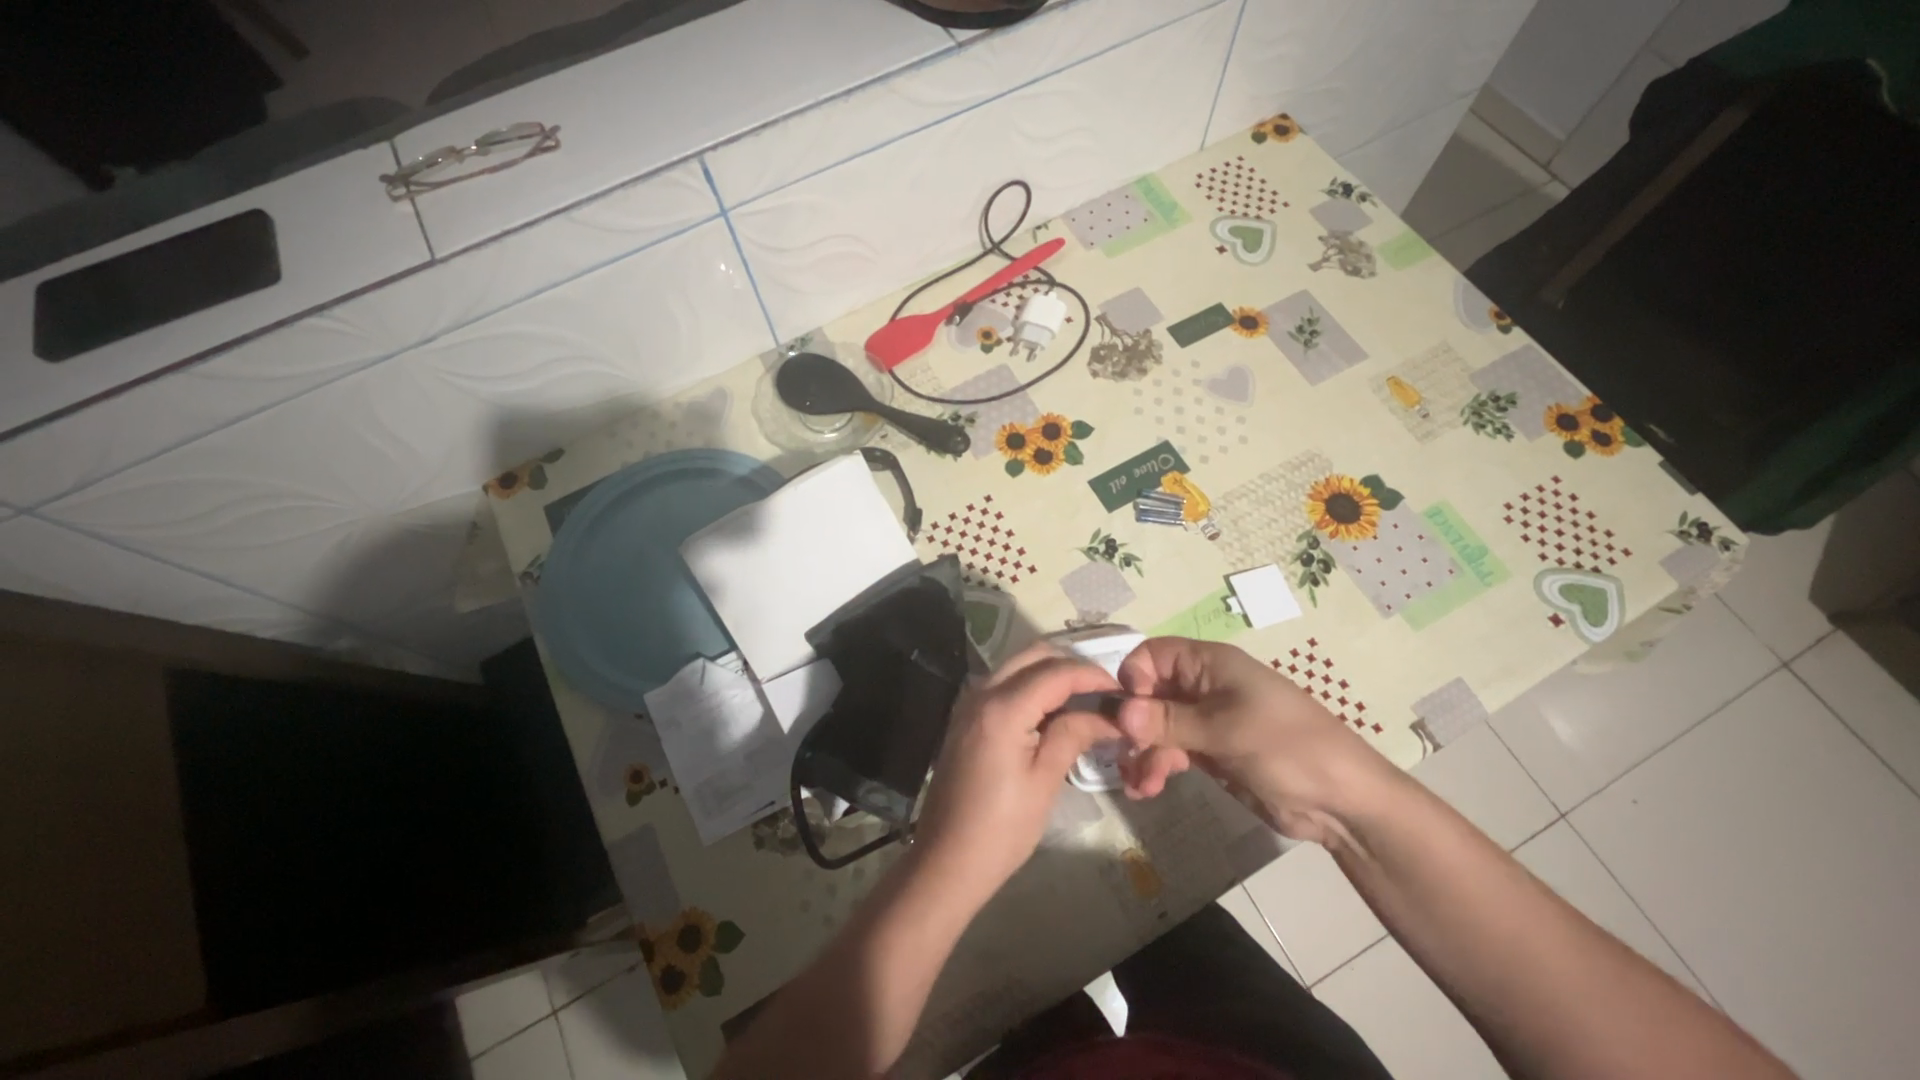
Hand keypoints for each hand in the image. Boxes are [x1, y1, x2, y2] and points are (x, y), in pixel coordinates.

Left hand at [912, 644, 1121, 902]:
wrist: (946, 861)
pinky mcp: (965, 720)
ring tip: (1086, 700)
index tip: (1123, 689)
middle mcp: (981, 694)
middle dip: (1071, 665)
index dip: (1093, 675)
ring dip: (1051, 674)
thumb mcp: (1044, 781)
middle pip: (1033, 656)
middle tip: (1104, 691)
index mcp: (1002, 708)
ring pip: (1016, 667)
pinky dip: (1031, 687)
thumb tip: (1108, 715)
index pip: (1057, 672)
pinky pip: (1003, 686)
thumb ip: (1073, 735)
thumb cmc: (1001, 829)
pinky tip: (1055, 712)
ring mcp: (968, 705)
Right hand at [1114, 637, 1395, 844]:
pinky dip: (1155, 768)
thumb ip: (1169, 721)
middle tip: (1124, 756)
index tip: (1129, 714)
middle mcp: (1204, 687)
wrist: (1341, 802)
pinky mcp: (1211, 754)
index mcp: (1211, 665)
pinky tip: (1146, 789)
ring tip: (1140, 785)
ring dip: (1142, 753)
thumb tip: (1119, 712)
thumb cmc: (1288, 748)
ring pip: (1155, 728)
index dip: (1134, 679)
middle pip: (1149, 694)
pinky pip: (1170, 752)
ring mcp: (1207, 722)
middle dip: (1133, 725)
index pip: (1153, 655)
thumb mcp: (1226, 731)